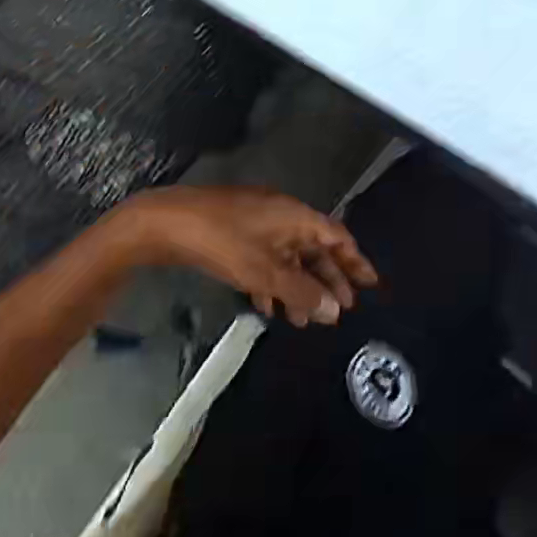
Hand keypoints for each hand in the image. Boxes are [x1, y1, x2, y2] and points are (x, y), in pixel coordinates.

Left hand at [102, 187, 379, 326]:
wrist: (167, 223)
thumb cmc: (222, 242)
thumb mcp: (265, 271)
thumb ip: (302, 292)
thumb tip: (335, 310)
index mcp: (295, 216)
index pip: (337, 237)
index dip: (355, 262)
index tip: (370, 285)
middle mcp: (282, 215)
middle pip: (315, 248)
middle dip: (327, 280)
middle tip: (339, 312)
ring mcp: (258, 222)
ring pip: (289, 256)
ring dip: (298, 287)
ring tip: (301, 321)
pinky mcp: (237, 233)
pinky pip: (266, 258)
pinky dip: (272, 281)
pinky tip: (267, 306)